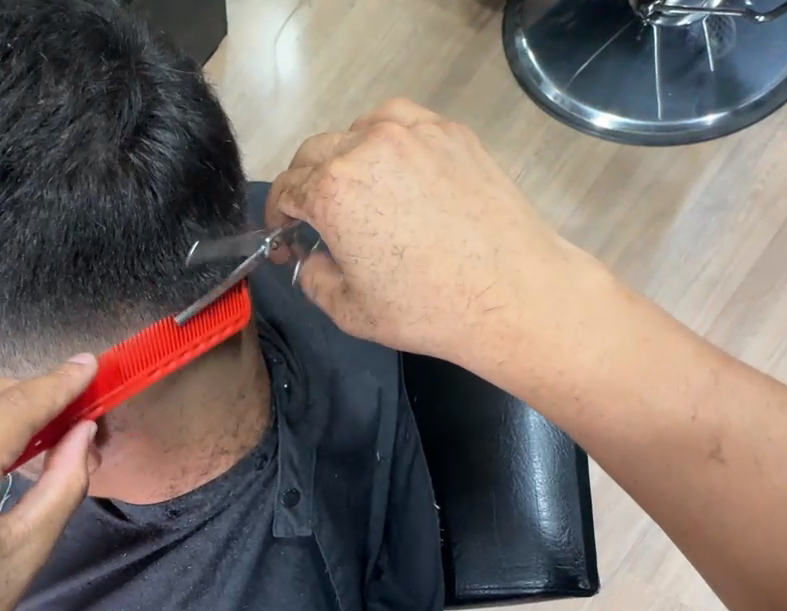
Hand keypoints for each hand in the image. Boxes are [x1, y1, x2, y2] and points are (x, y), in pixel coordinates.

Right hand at [266, 99, 613, 368]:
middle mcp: (368, 146)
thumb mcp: (347, 310)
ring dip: (344, 157)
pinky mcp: (452, 133)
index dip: (278, 217)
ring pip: (357, 129)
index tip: (286, 240)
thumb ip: (313, 278)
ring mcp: (415, 132)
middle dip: (305, 186)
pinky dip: (386, 144)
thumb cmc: (423, 308)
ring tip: (357, 193)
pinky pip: (402, 125)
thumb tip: (312, 259)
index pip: (286, 188)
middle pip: (314, 152)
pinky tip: (396, 177)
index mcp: (333, 190)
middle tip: (315, 221)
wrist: (508, 292)